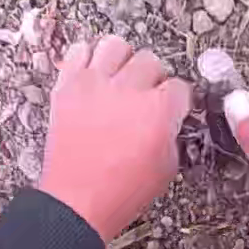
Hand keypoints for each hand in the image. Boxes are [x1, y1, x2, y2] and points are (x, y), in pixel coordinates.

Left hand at [38, 36, 191, 240]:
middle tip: (149, 94)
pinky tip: (95, 75)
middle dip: (154, 77)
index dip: (179, 99)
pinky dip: (88, 57)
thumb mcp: (166, 168)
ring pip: (116, 45)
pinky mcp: (68, 87)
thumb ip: (173, 135)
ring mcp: (95, 85)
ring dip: (123, 59)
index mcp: (159, 110)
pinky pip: (78, 51)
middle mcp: (128, 90)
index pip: (180, 86)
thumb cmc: (121, 191)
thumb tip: (171, 121)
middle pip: (151, 60)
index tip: (174, 106)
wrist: (78, 203)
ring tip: (122, 77)